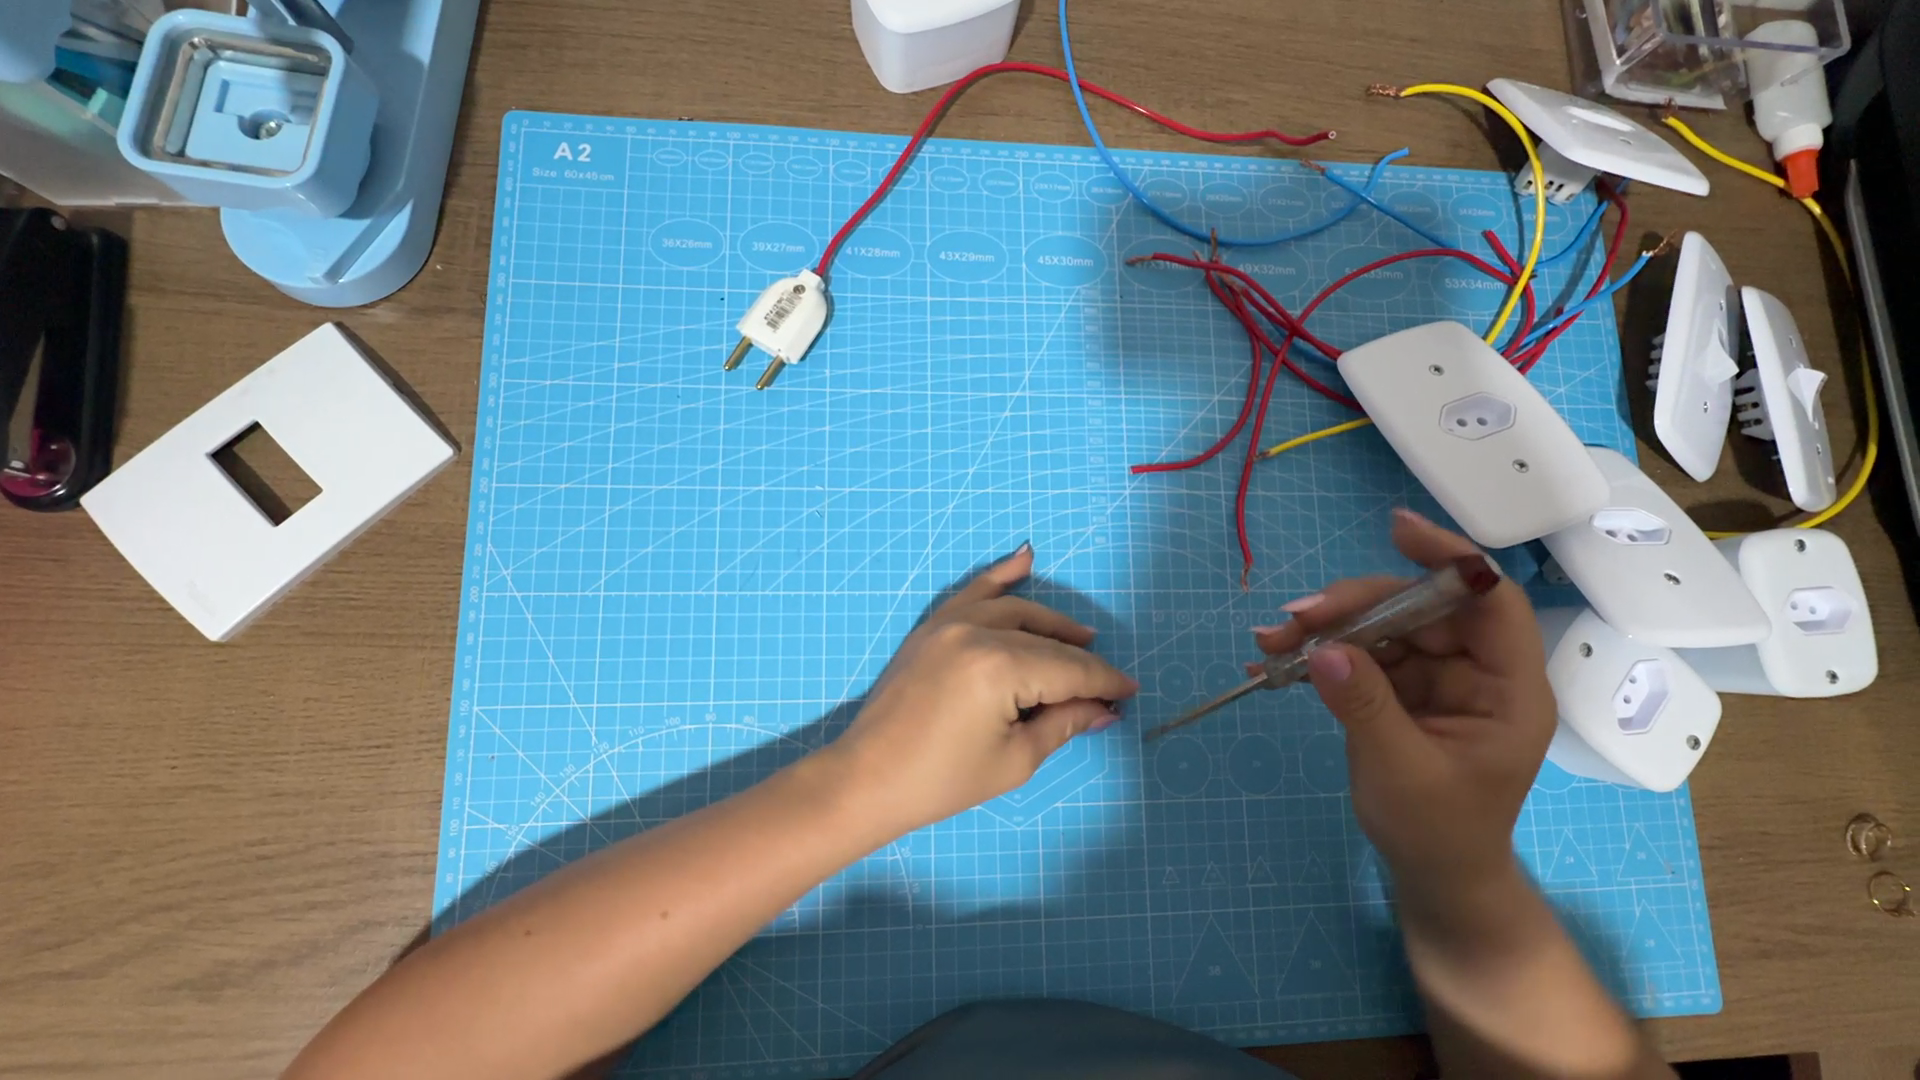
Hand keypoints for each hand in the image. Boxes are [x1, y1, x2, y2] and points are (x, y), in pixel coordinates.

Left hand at [825, 544, 1139, 833]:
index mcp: (1001, 667)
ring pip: (1016, 610)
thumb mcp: (1014, 759)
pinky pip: (972, 591)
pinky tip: (1025, 559)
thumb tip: (1103, 709)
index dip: (1103, 683)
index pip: (1069, 669)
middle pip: (1046, 641)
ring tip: (1083, 635)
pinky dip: (1000, 576)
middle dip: (1082, 662)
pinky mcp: (932, 626)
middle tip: (1107, 685)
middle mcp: (977, 631)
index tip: (1128, 693)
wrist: (868, 778)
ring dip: (1052, 622)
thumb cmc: (942, 780)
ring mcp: (950, 623)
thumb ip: (1063, 724)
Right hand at [1253, 510, 1555, 887]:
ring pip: (1378, 624)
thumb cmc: (1437, 830)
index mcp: (1506, 688)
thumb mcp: (1400, 771)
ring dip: (1323, 627)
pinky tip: (1274, 657)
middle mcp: (1471, 669)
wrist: (1432, 873)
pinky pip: (1356, 652)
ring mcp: (1431, 675)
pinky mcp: (1395, 686)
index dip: (1449, 559)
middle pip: (1416, 607)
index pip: (1488, 601)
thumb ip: (1365, 706)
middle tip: (1294, 618)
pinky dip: (1316, 651)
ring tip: (1269, 641)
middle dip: (1353, 605)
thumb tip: (1322, 650)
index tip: (1395, 530)